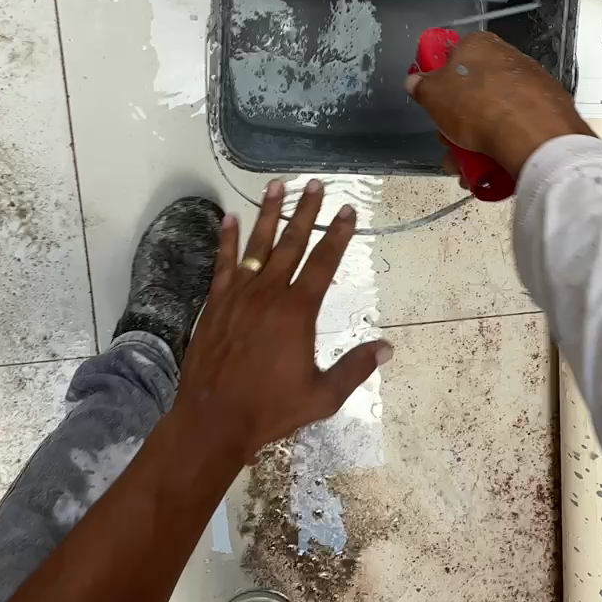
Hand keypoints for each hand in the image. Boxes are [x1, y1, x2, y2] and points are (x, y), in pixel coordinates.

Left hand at [169, 179, 392, 465]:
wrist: (213, 418)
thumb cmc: (270, 409)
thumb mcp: (323, 396)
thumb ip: (356, 368)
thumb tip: (388, 348)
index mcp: (298, 311)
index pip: (324, 262)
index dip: (338, 234)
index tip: (347, 209)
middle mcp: (270, 293)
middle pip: (292, 243)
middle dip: (305, 211)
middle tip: (314, 184)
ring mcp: (239, 294)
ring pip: (258, 245)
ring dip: (268, 213)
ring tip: (275, 185)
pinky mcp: (216, 301)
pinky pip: (224, 262)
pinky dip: (228, 239)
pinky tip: (230, 218)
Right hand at [403, 30, 592, 177]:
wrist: (533, 136)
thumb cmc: (476, 106)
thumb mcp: (432, 95)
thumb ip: (420, 85)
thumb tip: (415, 81)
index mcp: (479, 44)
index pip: (451, 56)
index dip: (438, 82)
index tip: (434, 105)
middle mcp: (508, 57)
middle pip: (471, 91)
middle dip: (455, 122)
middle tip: (448, 144)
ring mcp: (531, 83)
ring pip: (491, 113)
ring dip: (473, 141)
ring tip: (465, 167)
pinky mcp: (548, 110)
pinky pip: (514, 127)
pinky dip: (500, 145)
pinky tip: (490, 166)